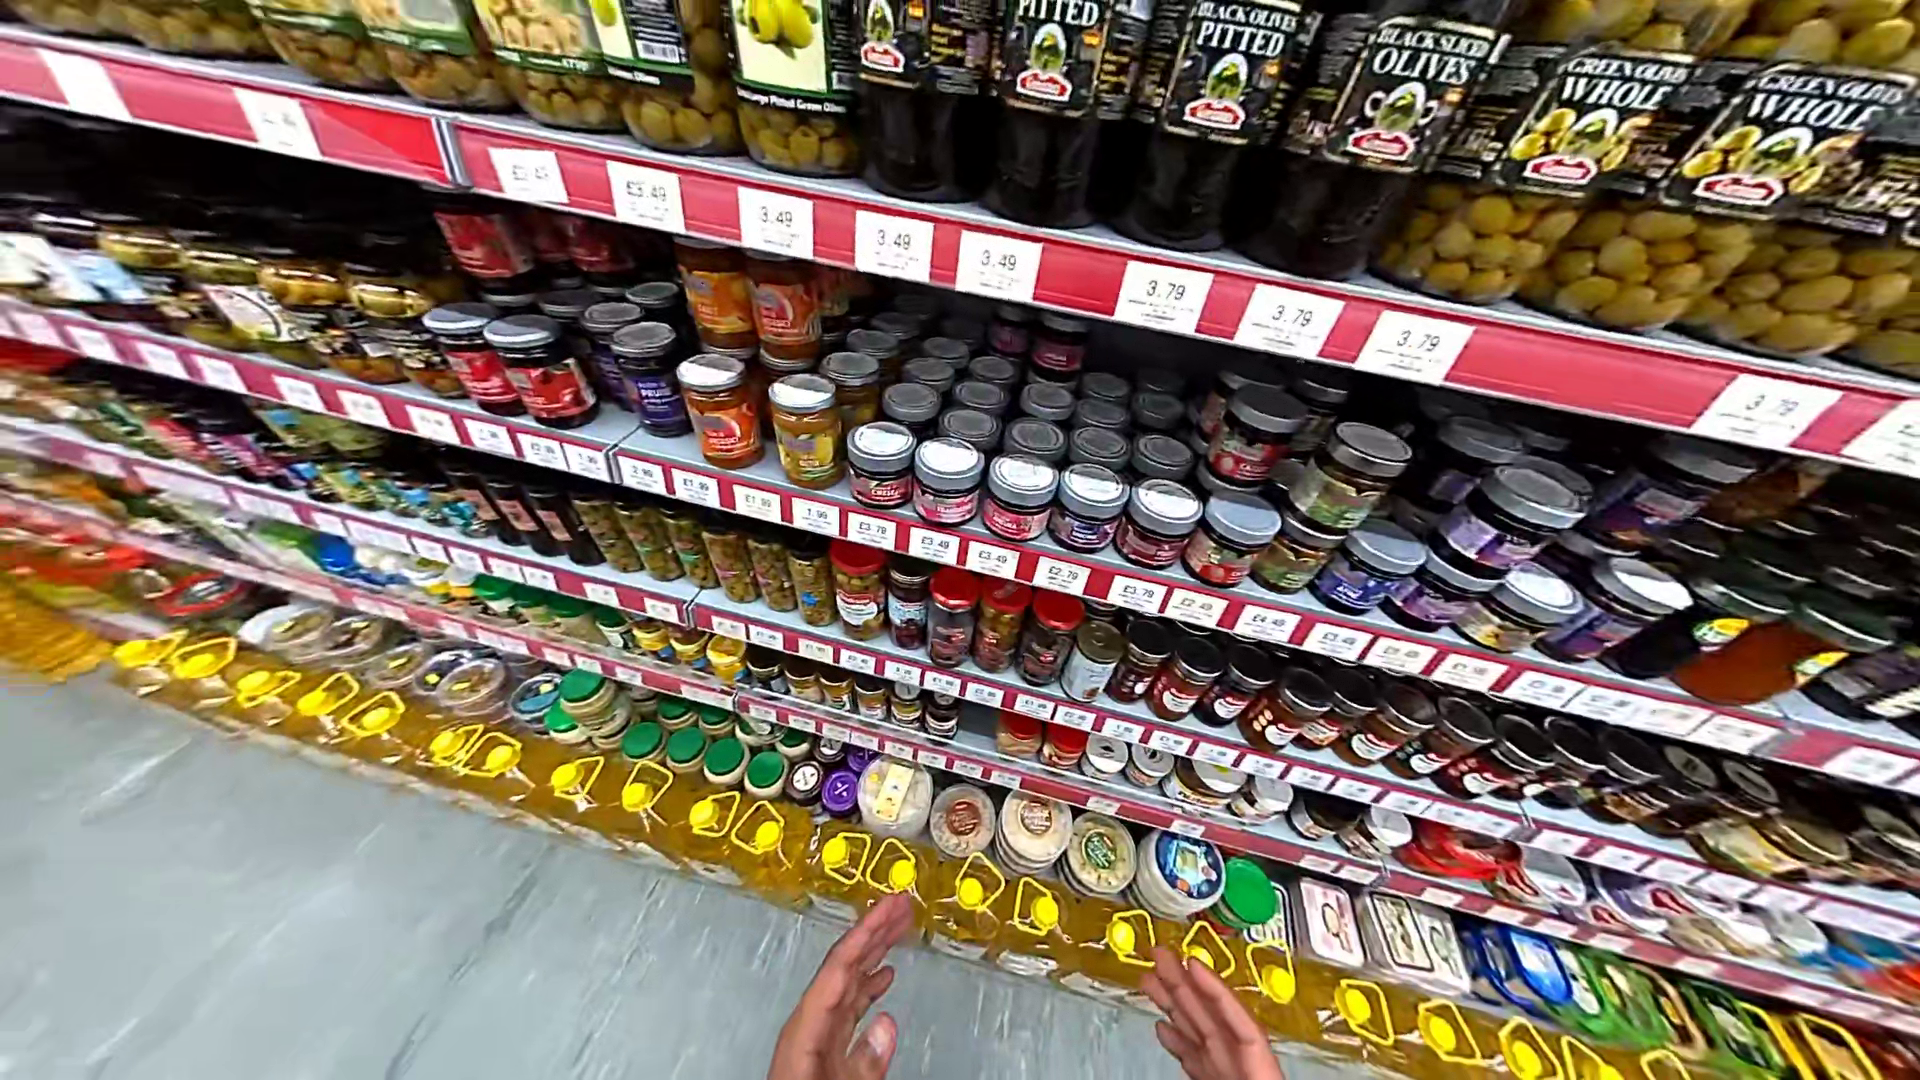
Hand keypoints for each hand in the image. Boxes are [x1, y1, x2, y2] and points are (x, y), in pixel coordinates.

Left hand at [769, 893, 916, 1079]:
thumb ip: (861, 1067)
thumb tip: (888, 1020)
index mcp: (806, 1028)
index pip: (839, 966)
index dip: (866, 930)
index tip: (890, 903)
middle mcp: (810, 1022)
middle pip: (843, 965)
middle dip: (873, 930)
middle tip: (901, 903)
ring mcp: (817, 1034)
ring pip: (850, 981)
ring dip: (876, 951)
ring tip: (901, 927)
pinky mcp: (825, 1049)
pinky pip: (851, 1005)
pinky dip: (871, 985)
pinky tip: (887, 975)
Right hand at [1141, 947, 1285, 1079]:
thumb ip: (1232, 1057)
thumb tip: (1189, 1041)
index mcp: (1264, 1072)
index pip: (1241, 1021)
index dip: (1215, 989)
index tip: (1191, 961)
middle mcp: (1244, 1067)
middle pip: (1213, 1017)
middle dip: (1183, 982)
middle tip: (1159, 953)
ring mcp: (1230, 1076)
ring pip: (1200, 1033)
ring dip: (1173, 1004)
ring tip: (1149, 979)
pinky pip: (1196, 1060)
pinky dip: (1178, 1041)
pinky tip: (1162, 1026)